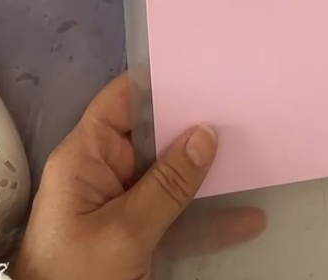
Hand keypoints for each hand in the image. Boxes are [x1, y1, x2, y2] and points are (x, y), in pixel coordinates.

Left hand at [13, 75, 264, 279]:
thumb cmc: (75, 276)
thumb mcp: (123, 232)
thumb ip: (167, 184)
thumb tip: (206, 133)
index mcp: (86, 155)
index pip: (124, 99)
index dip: (161, 81)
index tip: (206, 68)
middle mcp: (104, 172)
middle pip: (155, 136)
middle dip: (195, 126)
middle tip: (242, 107)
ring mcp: (121, 206)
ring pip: (172, 178)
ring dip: (208, 174)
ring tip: (253, 154)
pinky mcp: (135, 239)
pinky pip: (177, 219)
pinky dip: (208, 220)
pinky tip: (247, 218)